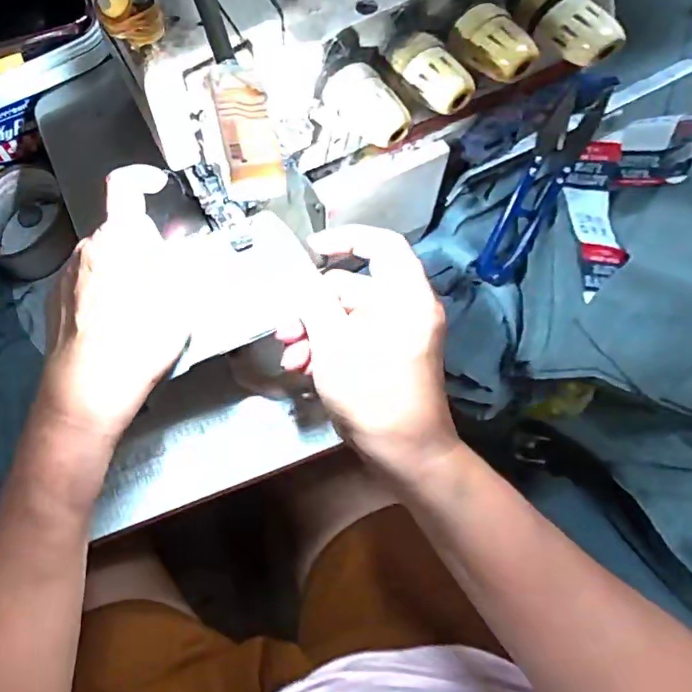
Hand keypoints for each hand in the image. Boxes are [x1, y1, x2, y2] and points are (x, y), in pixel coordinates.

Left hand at [39, 165, 190, 439]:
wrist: (85, 391)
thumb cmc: (137, 339)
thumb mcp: (181, 298)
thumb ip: (187, 260)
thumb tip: (188, 244)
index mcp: (116, 237)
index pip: (123, 185)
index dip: (142, 177)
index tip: (157, 185)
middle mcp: (85, 248)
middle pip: (119, 231)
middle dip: (143, 244)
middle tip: (166, 277)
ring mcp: (65, 275)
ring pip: (104, 259)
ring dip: (123, 269)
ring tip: (142, 309)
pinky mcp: (55, 301)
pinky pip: (87, 282)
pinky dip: (104, 291)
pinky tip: (116, 324)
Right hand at [273, 225, 462, 483]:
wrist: (405, 453)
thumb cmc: (374, 394)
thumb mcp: (334, 343)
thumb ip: (313, 302)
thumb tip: (299, 278)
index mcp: (405, 296)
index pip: (382, 244)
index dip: (345, 238)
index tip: (310, 250)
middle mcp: (403, 308)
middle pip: (351, 286)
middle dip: (311, 307)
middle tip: (286, 329)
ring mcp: (393, 333)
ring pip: (342, 315)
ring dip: (312, 333)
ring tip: (293, 358)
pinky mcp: (382, 355)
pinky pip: (349, 337)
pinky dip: (325, 348)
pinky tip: (303, 368)